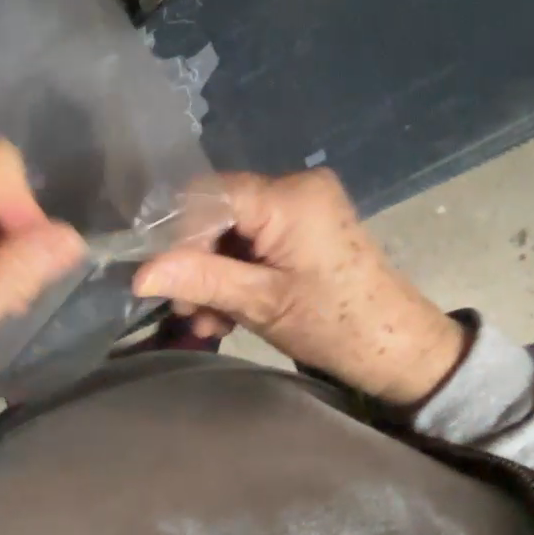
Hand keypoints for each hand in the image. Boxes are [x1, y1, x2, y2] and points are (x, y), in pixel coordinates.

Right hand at [133, 169, 466, 404]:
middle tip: (188, 312)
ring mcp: (299, 208)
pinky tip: (226, 313)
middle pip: (216, 214)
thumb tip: (138, 276)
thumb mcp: (259, 303)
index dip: (177, 236)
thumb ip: (199, 281)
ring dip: (209, 279)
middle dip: (193, 264)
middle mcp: (294, 188)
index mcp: (290, 198)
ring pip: (228, 234)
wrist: (394, 346)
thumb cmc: (334, 324)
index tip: (164, 281)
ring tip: (208, 322)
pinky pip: (249, 243)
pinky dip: (232, 277)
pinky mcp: (300, 229)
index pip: (208, 196)